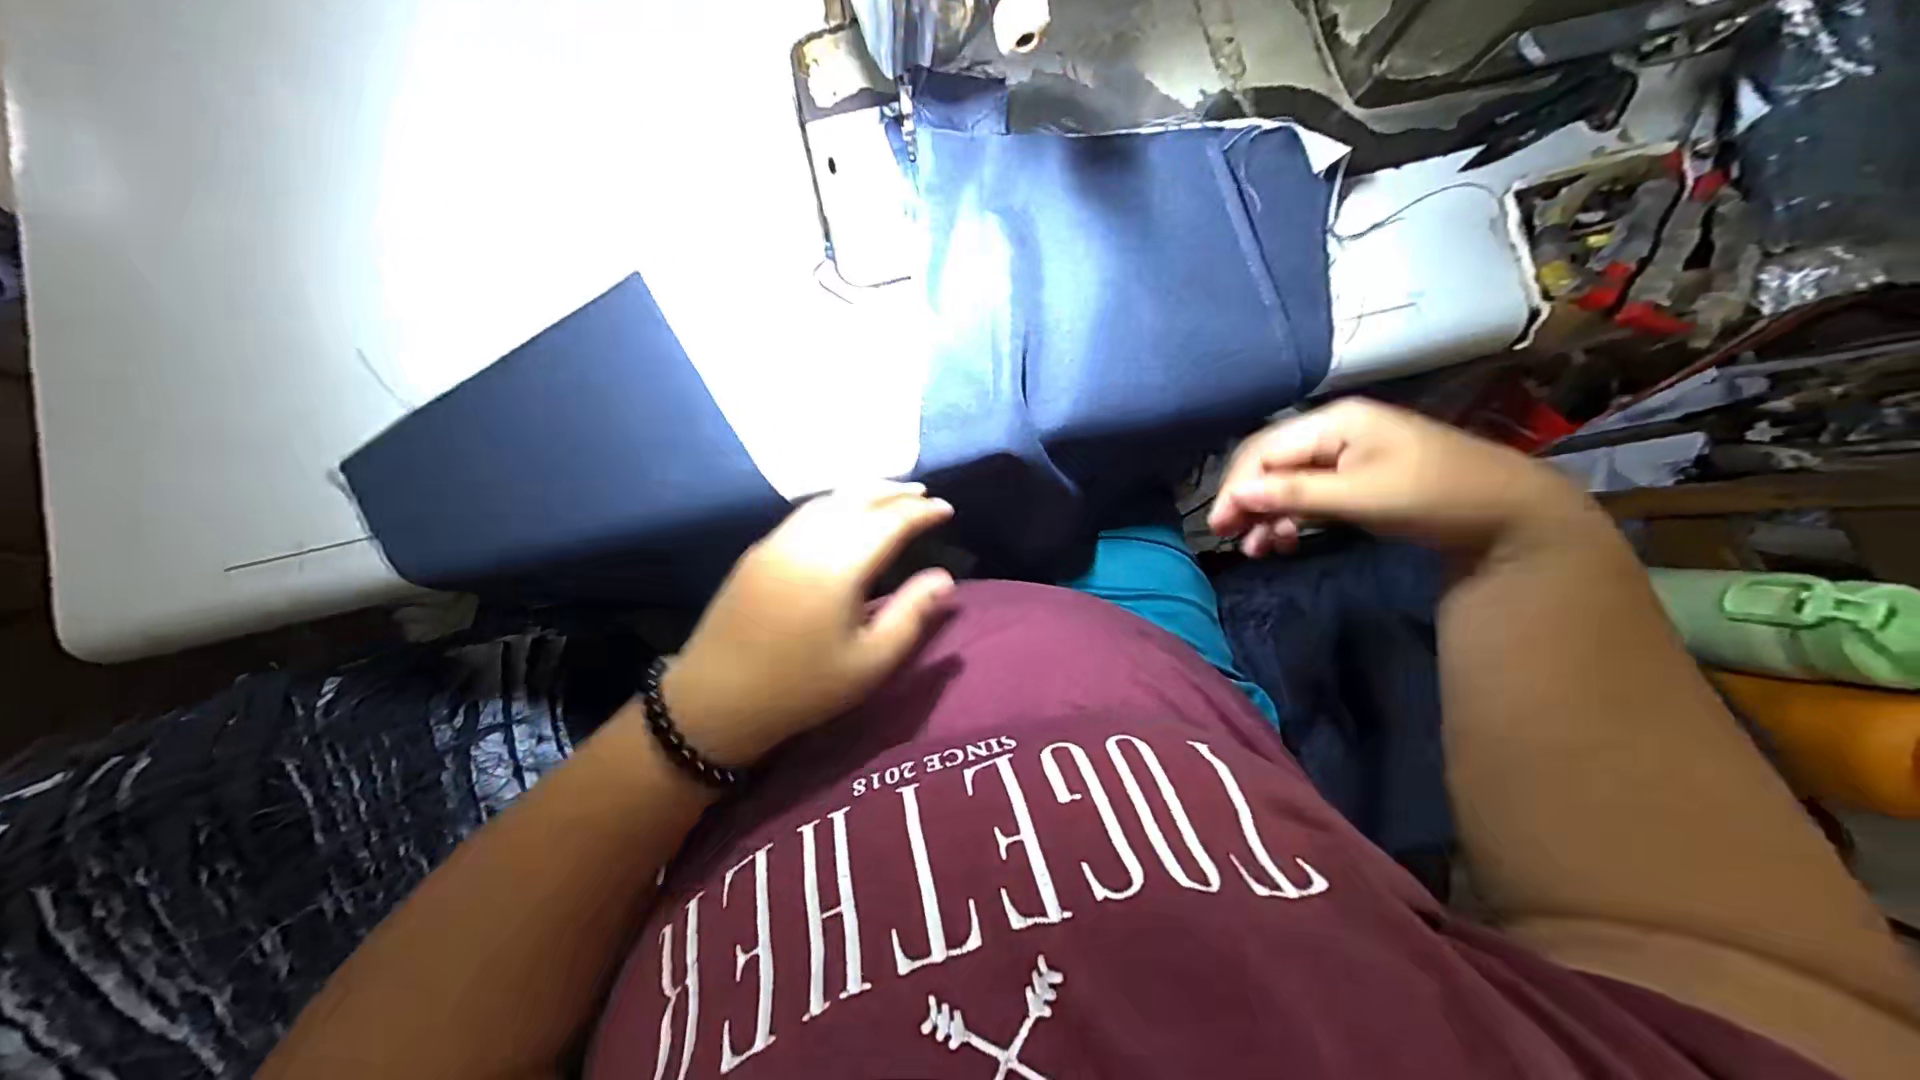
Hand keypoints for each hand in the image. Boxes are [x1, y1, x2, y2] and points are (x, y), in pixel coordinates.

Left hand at [656, 483, 956, 766]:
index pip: (890, 521)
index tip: (947, 509)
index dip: (922, 512)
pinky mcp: (758, 552)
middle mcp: (807, 541)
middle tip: (924, 494)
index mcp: (839, 566)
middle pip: (858, 498)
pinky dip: (835, 502)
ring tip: (891, 495)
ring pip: (828, 499)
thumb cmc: (803, 688)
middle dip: (895, 492)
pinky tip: (844, 513)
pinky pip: (805, 512)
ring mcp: (777, 542)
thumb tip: (945, 577)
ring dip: (864, 491)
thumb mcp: (871, 662)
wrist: (716, 701)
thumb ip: (912, 614)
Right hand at [1206, 398, 1596, 558]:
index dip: (1237, 486)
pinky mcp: (1351, 478)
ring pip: (1283, 482)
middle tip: (1230, 538)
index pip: (1264, 450)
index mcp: (1334, 421)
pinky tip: (1283, 540)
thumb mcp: (1361, 497)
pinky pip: (1305, 494)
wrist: (1509, 513)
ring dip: (1266, 514)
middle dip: (1246, 501)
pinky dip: (1290, 517)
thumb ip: (1295, 494)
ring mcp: (1342, 454)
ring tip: (1259, 549)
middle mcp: (1332, 431)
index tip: (1220, 525)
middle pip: (1268, 464)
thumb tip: (1236, 497)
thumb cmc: (1436, 496)